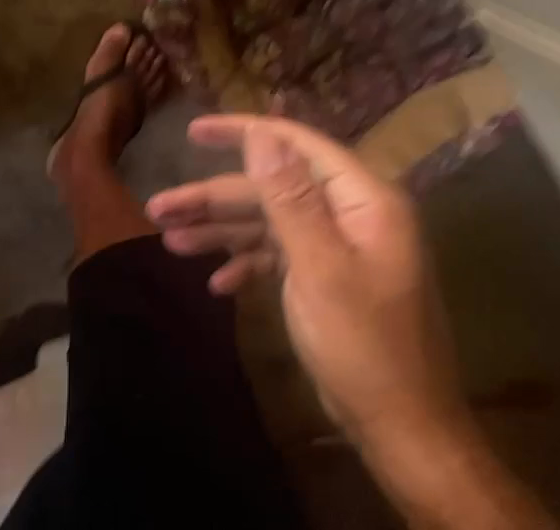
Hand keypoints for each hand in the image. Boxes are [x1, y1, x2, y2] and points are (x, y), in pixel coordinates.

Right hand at [147, 115, 463, 444]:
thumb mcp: (318, 267)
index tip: (191, 131)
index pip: (296, 145)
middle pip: (270, 188)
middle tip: (157, 208)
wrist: (402, 429)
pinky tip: (216, 283)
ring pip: (268, 222)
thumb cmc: (363, 345)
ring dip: (220, 231)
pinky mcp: (328, 277)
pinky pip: (278, 254)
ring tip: (169, 241)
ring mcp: (340, 247)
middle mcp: (352, 215)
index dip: (242, 132)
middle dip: (213, 198)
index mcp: (363, 201)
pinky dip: (245, 263)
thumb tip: (261, 134)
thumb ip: (288, 197)